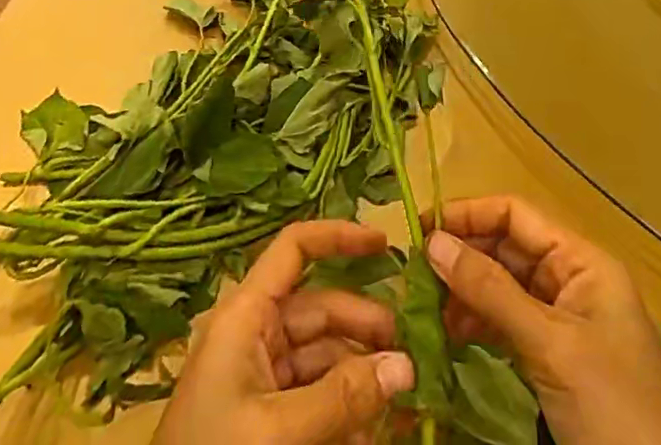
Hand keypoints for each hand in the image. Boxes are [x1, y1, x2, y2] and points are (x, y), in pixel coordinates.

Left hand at [154, 220, 414, 444]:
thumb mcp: (279, 427)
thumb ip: (342, 396)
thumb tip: (405, 365)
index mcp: (247, 312)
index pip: (294, 250)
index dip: (337, 236)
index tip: (387, 244)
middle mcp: (255, 330)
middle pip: (321, 308)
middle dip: (367, 328)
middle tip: (413, 358)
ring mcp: (262, 371)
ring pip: (325, 355)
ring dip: (362, 377)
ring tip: (398, 406)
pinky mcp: (268, 409)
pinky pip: (317, 393)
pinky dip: (346, 408)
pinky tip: (370, 432)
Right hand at [424, 197, 660, 444]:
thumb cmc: (615, 407)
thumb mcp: (550, 344)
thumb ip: (490, 290)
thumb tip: (431, 241)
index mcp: (580, 262)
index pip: (513, 214)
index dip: (466, 215)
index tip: (419, 230)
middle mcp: (568, 280)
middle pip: (501, 248)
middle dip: (458, 257)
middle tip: (413, 275)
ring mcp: (558, 318)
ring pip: (496, 285)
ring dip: (460, 292)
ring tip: (426, 309)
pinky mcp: (548, 354)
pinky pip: (500, 320)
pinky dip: (472, 322)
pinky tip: (448, 334)